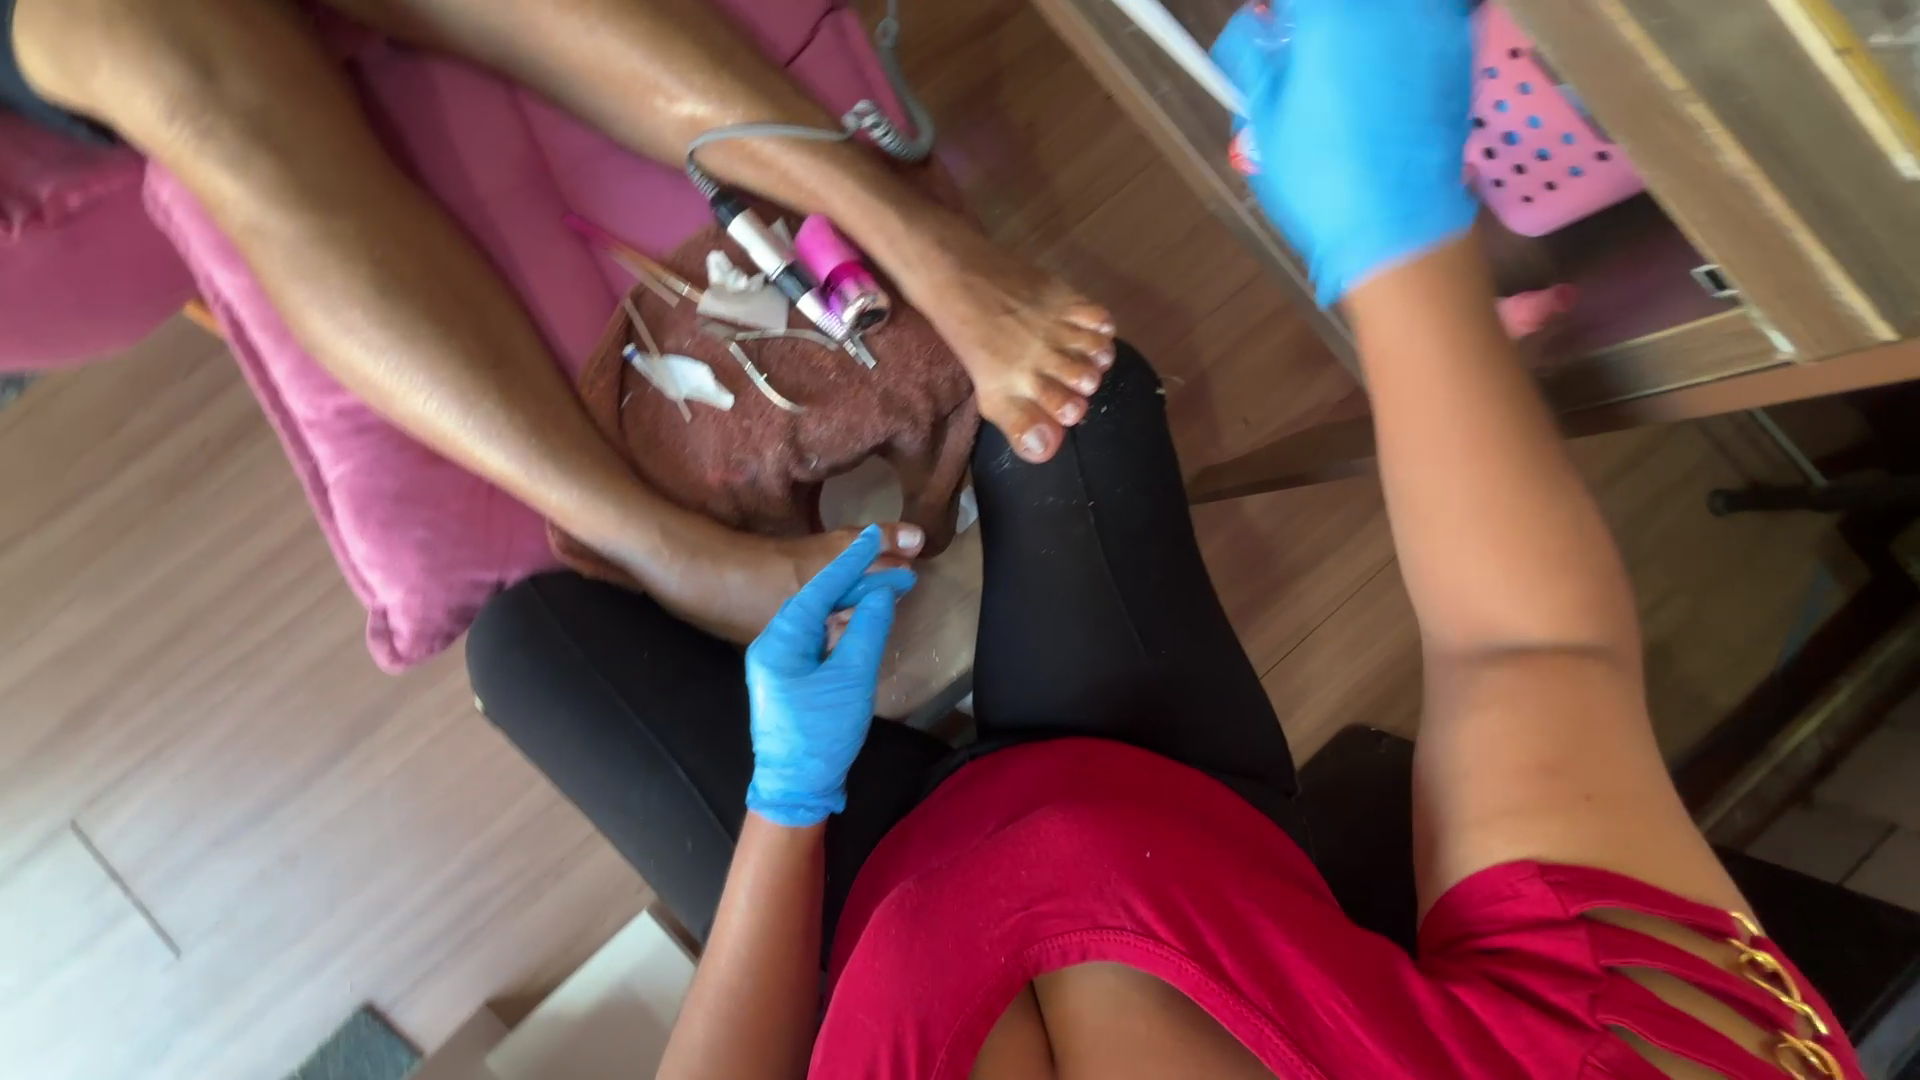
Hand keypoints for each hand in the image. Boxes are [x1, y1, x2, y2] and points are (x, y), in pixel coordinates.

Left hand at [744, 525, 916, 826]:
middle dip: (859, 585)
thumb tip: (882, 594)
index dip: (852, 561)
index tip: (876, 535)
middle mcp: (775, 643)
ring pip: (821, 620)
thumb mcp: (850, 678)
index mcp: (781, 638)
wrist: (795, 787)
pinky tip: (866, 622)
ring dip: (854, 606)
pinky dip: (845, 628)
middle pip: (820, 600)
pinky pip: (820, 640)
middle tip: (900, 574)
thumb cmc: (821, 732)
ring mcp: (781, 661)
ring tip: (889, 592)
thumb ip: (867, 630)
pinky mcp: (792, 677)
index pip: (821, 587)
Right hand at [1212, 0, 1477, 305]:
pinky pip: (1420, 23)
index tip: (1270, 34)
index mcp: (1333, 14)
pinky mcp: (1460, 49)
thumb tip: (1249, 30)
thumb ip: (1255, 65)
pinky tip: (1380, 83)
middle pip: (1344, 6)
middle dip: (1319, 22)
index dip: (1281, 16)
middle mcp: (1389, 5)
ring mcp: (1433, 21)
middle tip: (1301, 56)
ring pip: (1386, 13)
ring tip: (1341, 72)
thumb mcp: (1265, 127)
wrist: (1396, 225)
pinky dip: (1396, 40)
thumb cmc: (1318, 179)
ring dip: (1361, 31)